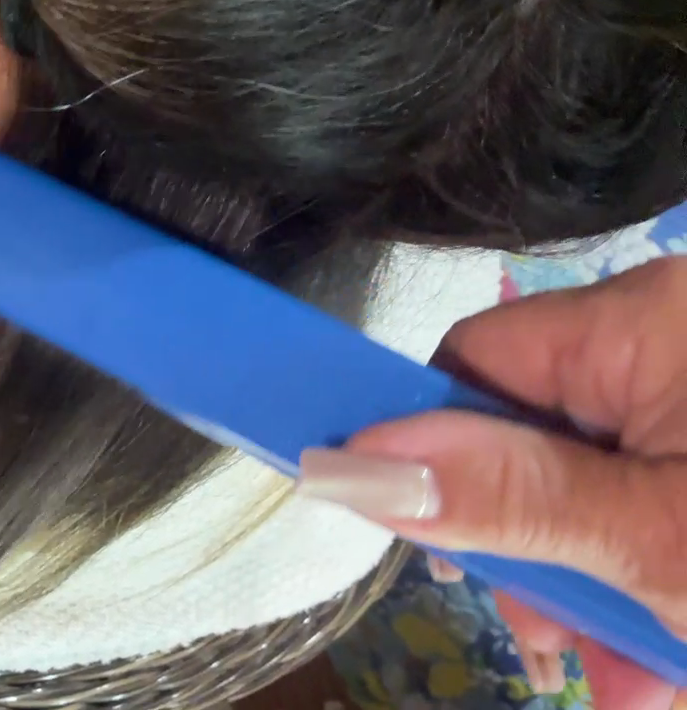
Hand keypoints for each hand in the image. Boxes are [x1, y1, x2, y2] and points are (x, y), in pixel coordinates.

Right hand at [300, 256, 686, 709]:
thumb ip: (504, 493)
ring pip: (592, 469)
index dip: (424, 444)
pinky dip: (651, 563)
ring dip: (589, 570)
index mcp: (645, 321)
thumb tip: (339, 462)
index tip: (433, 535)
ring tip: (623, 671)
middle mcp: (668, 332)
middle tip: (544, 637)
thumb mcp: (671, 549)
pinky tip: (670, 650)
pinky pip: (652, 481)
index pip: (460, 362)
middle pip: (524, 425)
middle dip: (519, 533)